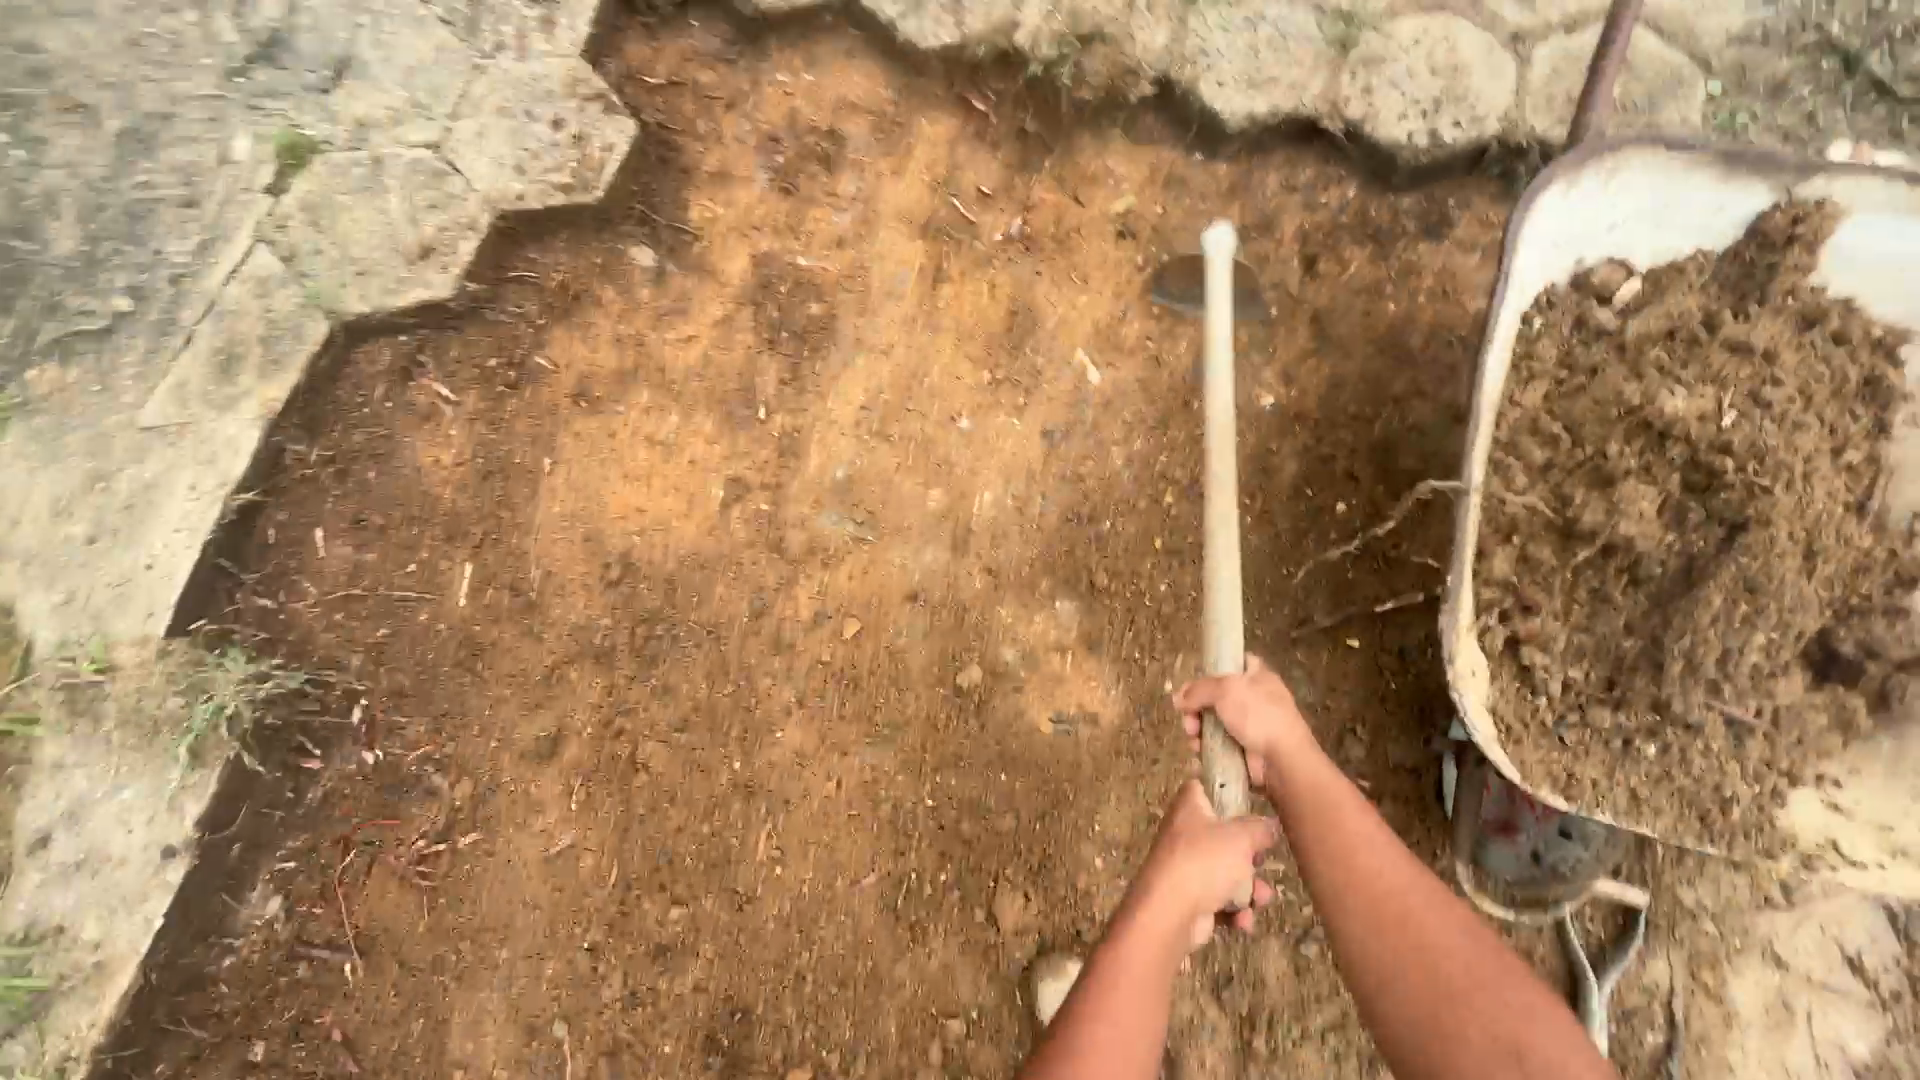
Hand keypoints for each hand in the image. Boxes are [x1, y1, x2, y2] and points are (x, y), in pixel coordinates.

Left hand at [1128, 780, 1278, 950]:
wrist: (1170, 913)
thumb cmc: (1204, 861)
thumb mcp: (1241, 838)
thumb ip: (1260, 828)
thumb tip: (1270, 825)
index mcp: (1189, 808)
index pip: (1201, 786)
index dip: (1223, 790)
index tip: (1247, 799)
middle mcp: (1186, 834)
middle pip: (1224, 836)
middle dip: (1250, 855)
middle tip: (1259, 861)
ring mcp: (1187, 867)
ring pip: (1229, 872)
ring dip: (1249, 890)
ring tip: (1258, 899)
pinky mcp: (1191, 898)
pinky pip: (1222, 900)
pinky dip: (1234, 911)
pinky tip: (1241, 920)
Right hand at [1174, 654, 1319, 788]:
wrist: (1282, 759)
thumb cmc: (1258, 715)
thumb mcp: (1225, 689)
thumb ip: (1198, 689)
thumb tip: (1179, 699)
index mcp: (1257, 676)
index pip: (1235, 662)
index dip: (1214, 667)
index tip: (1196, 679)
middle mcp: (1254, 697)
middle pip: (1215, 694)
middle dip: (1196, 706)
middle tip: (1188, 717)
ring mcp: (1249, 724)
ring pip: (1212, 720)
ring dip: (1197, 728)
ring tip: (1193, 737)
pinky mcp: (1243, 748)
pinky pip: (1216, 742)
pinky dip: (1205, 745)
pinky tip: (1199, 750)